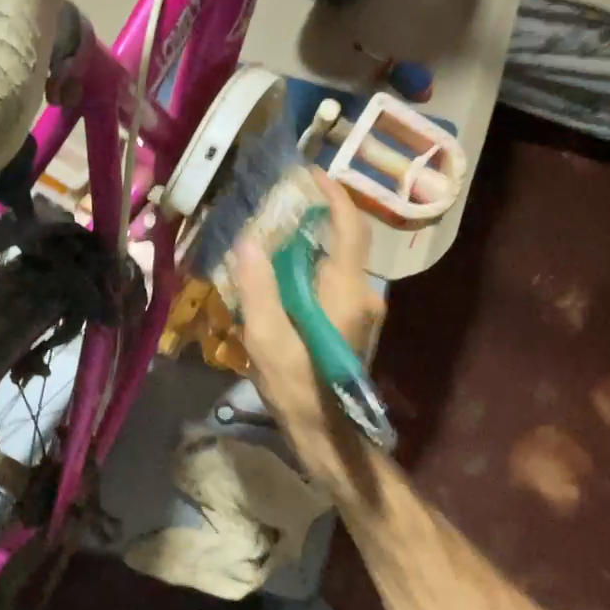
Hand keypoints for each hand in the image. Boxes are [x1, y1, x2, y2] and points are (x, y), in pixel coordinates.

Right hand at [231, 170, 383, 480]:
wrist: (330, 436)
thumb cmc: (299, 389)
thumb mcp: (267, 340)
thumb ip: (258, 287)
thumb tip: (247, 241)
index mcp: (346, 291)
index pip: (349, 226)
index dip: (332, 194)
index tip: (309, 173)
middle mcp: (362, 294)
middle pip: (342, 242)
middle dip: (312, 218)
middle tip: (275, 204)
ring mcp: (361, 311)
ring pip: (336, 265)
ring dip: (307, 248)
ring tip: (269, 239)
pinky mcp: (352, 326)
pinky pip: (332, 285)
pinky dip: (309, 272)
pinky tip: (278, 279)